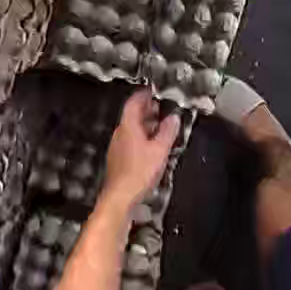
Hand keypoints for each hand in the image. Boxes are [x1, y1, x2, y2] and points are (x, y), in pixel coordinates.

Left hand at [100, 89, 180, 218]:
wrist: (120, 197)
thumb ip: (168, 132)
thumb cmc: (138, 172)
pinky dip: (141, 138)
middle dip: (146, 110)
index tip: (152, 92)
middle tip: (159, 108)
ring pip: (131, 129)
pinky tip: (151, 146)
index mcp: (128, 127)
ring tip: (159, 126)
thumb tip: (173, 119)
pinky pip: (130, 141)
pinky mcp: (118, 159)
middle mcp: (119, 134)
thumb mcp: (160, 150)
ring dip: (144, 125)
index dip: (143, 96)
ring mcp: (117, 147)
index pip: (133, 103)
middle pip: (132, 116)